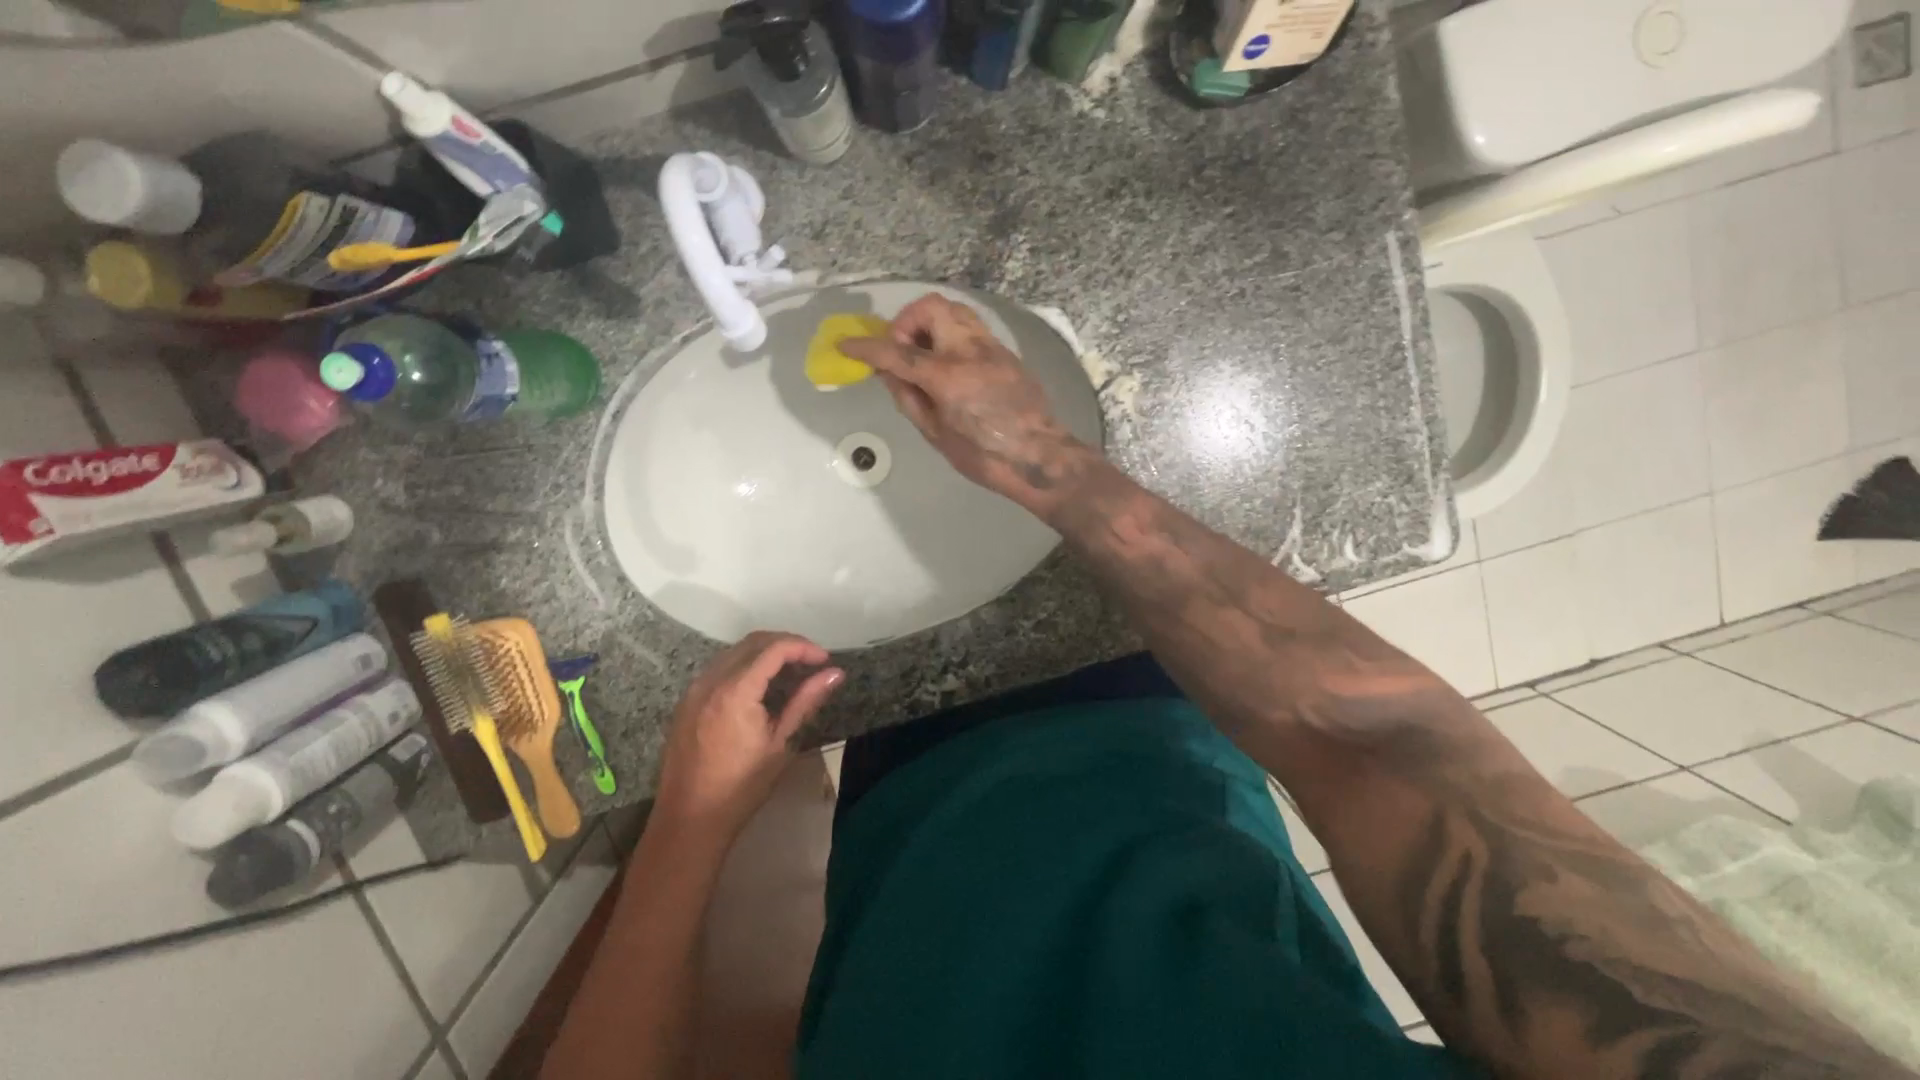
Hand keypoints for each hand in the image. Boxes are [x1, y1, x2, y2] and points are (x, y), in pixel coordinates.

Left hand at [655, 632, 843, 838]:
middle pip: (753, 642)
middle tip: (812, 662)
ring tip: (791, 672)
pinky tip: (761, 687)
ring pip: (734, 652)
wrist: (690, 817)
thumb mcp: (780, 743)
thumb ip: (806, 701)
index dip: (803, 647)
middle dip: (785, 644)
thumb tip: (835, 674)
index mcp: (736, 690)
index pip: (774, 648)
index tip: (825, 660)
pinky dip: (744, 666)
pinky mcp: (687, 701)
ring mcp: (695, 689)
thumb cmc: (742, 786)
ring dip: (764, 653)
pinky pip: (719, 668)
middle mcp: (711, 680)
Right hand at [840, 294, 1094, 513]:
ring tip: (923, 355)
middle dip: (906, 323)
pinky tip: (949, 365)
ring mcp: (992, 347)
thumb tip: (888, 372)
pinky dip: (950, 335)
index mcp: (948, 376)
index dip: (866, 347)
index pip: (897, 352)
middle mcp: (970, 350)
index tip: (845, 345)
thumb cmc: (985, 456)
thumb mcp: (936, 433)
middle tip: (900, 352)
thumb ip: (908, 398)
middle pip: (930, 308)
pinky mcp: (1005, 353)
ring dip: (930, 324)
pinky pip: (971, 328)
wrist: (1040, 458)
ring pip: (954, 310)